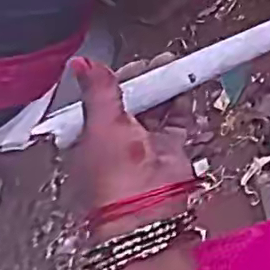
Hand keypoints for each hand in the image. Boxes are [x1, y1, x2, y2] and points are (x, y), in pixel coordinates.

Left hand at [68, 57, 195, 233]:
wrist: (149, 206)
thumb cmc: (115, 174)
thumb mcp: (103, 124)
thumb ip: (99, 91)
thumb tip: (80, 63)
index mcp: (92, 133)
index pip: (107, 95)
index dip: (124, 78)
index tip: (141, 64)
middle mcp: (118, 137)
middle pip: (136, 98)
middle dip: (151, 80)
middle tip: (165, 64)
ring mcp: (146, 142)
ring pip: (159, 106)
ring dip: (169, 89)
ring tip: (180, 71)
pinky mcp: (170, 146)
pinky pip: (179, 117)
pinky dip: (184, 102)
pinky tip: (189, 88)